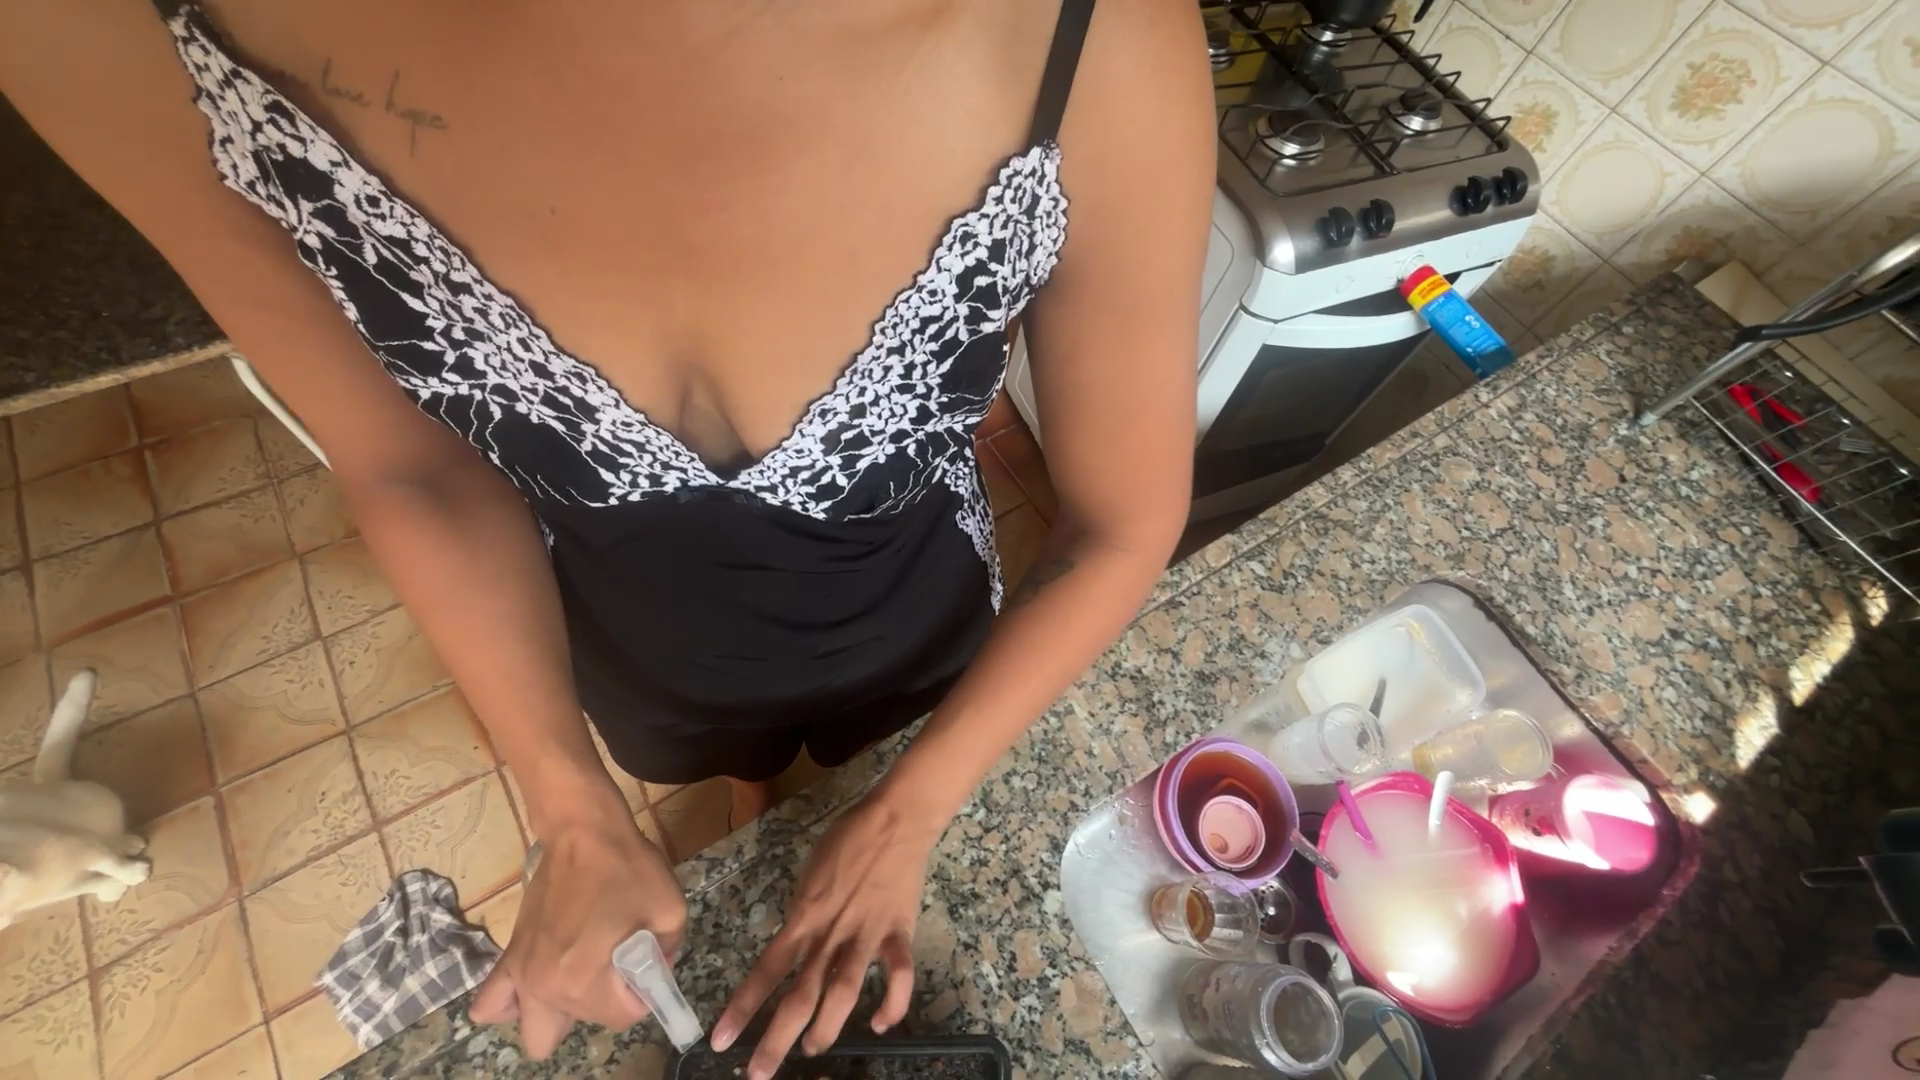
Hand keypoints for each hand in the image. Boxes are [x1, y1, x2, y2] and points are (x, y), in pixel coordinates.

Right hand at [469, 814, 686, 1058]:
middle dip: (601, 1006)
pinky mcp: (509, 955)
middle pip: (575, 1029)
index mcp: (583, 980)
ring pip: (533, 1029)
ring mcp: (520, 974)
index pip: (622, 1017)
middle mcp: (543, 987)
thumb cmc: (629, 867)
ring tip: (580, 973)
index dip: (645, 991)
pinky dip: (514, 1002)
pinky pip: (493, 1004)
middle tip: (614, 968)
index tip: (649, 959)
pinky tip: (543, 976)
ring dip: (558, 1012)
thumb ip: (669, 950)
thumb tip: (654, 968)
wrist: (583, 832)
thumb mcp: (670, 907)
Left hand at [711, 792, 945, 1078]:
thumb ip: (804, 909)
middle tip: (759, 1073)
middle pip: (801, 994)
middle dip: (778, 1039)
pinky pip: (898, 975)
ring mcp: (867, 934)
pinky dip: (892, 1003)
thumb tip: (796, 935)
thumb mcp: (812, 870)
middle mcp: (831, 932)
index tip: (721, 1039)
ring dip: (826, 1028)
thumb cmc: (849, 835)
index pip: (767, 967)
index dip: (743, 1006)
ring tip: (812, 1049)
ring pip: (843, 993)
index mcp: (806, 914)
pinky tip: (879, 1023)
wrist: (896, 818)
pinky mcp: (899, 932)